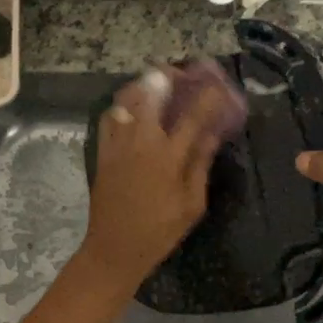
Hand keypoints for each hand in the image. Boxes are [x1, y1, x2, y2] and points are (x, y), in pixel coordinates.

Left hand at [76, 70, 227, 287]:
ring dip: (143, 85)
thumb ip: (200, 164)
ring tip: (157, 82)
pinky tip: (132, 107)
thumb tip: (211, 135)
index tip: (219, 85)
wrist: (114, 249)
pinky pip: (110, 116)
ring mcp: (118, 144)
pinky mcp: (102, 151)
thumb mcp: (192, 204)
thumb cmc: (160, 231)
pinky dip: (122, 104)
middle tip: (181, 73)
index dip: (208, 97)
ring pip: (127, 100)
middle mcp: (141, 142)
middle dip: (168, 77)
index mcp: (168, 157)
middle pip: (152, 94)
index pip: (192, 116)